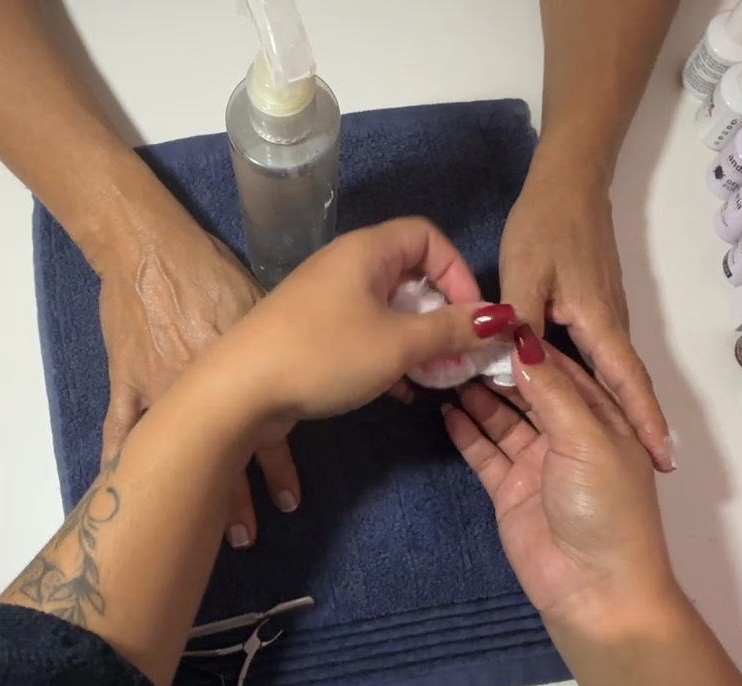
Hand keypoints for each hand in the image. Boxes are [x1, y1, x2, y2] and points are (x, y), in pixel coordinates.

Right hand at [97, 223, 279, 546]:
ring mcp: (160, 391)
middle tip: (245, 538)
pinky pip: (120, 428)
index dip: (279, 471)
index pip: (268, 433)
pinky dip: (116, 460)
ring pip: (176, 453)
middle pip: (224, 456)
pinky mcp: (125, 383)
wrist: (149, 248)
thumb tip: (309, 371)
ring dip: (188, 493)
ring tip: (196, 531)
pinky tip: (115, 493)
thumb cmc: (212, 272)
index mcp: (242, 374)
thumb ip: (280, 347)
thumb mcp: (260, 304)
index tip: (289, 503)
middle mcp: (203, 392)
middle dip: (235, 501)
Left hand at [205, 217, 519, 433]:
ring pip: (389, 310)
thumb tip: (501, 317)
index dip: (459, 273)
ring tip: (435, 377)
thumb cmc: (324, 355)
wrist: (240, 389)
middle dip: (443, 314)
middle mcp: (346, 266)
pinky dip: (389, 355)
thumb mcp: (397, 344)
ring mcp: (327, 300)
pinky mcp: (313, 333)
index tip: (472, 317)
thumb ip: (451, 329)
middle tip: (459, 355)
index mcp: (368, 251)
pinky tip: (400, 391)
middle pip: (411, 275)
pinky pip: (365, 334)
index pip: (429, 238)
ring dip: (418, 341)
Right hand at [444, 342, 680, 634]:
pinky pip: (486, 454)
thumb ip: (552, 391)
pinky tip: (446, 412)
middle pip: (529, 392)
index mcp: (601, 418)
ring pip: (504, 420)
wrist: (593, 588)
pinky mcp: (510, 491)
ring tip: (445, 369)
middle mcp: (568, 436)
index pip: (563, 370)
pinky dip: (467, 434)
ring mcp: (537, 465)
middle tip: (458, 342)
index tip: (493, 320)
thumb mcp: (587, 438)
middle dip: (498, 369)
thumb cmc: (604, 507)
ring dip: (478, 397)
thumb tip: (520, 345)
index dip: (530, 346)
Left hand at [500, 162, 673, 471]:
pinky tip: (563, 401)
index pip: (627, 382)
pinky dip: (582, 385)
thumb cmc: (546, 226)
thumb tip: (518, 368)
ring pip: (604, 375)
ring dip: (608, 410)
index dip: (644, 420)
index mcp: (599, 323)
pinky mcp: (592, 311)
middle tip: (636, 469)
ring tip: (603, 449)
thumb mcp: (523, 274)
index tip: (663, 458)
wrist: (569, 180)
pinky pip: (590, 359)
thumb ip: (520, 322)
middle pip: (622, 387)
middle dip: (633, 428)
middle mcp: (610, 327)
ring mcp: (604, 319)